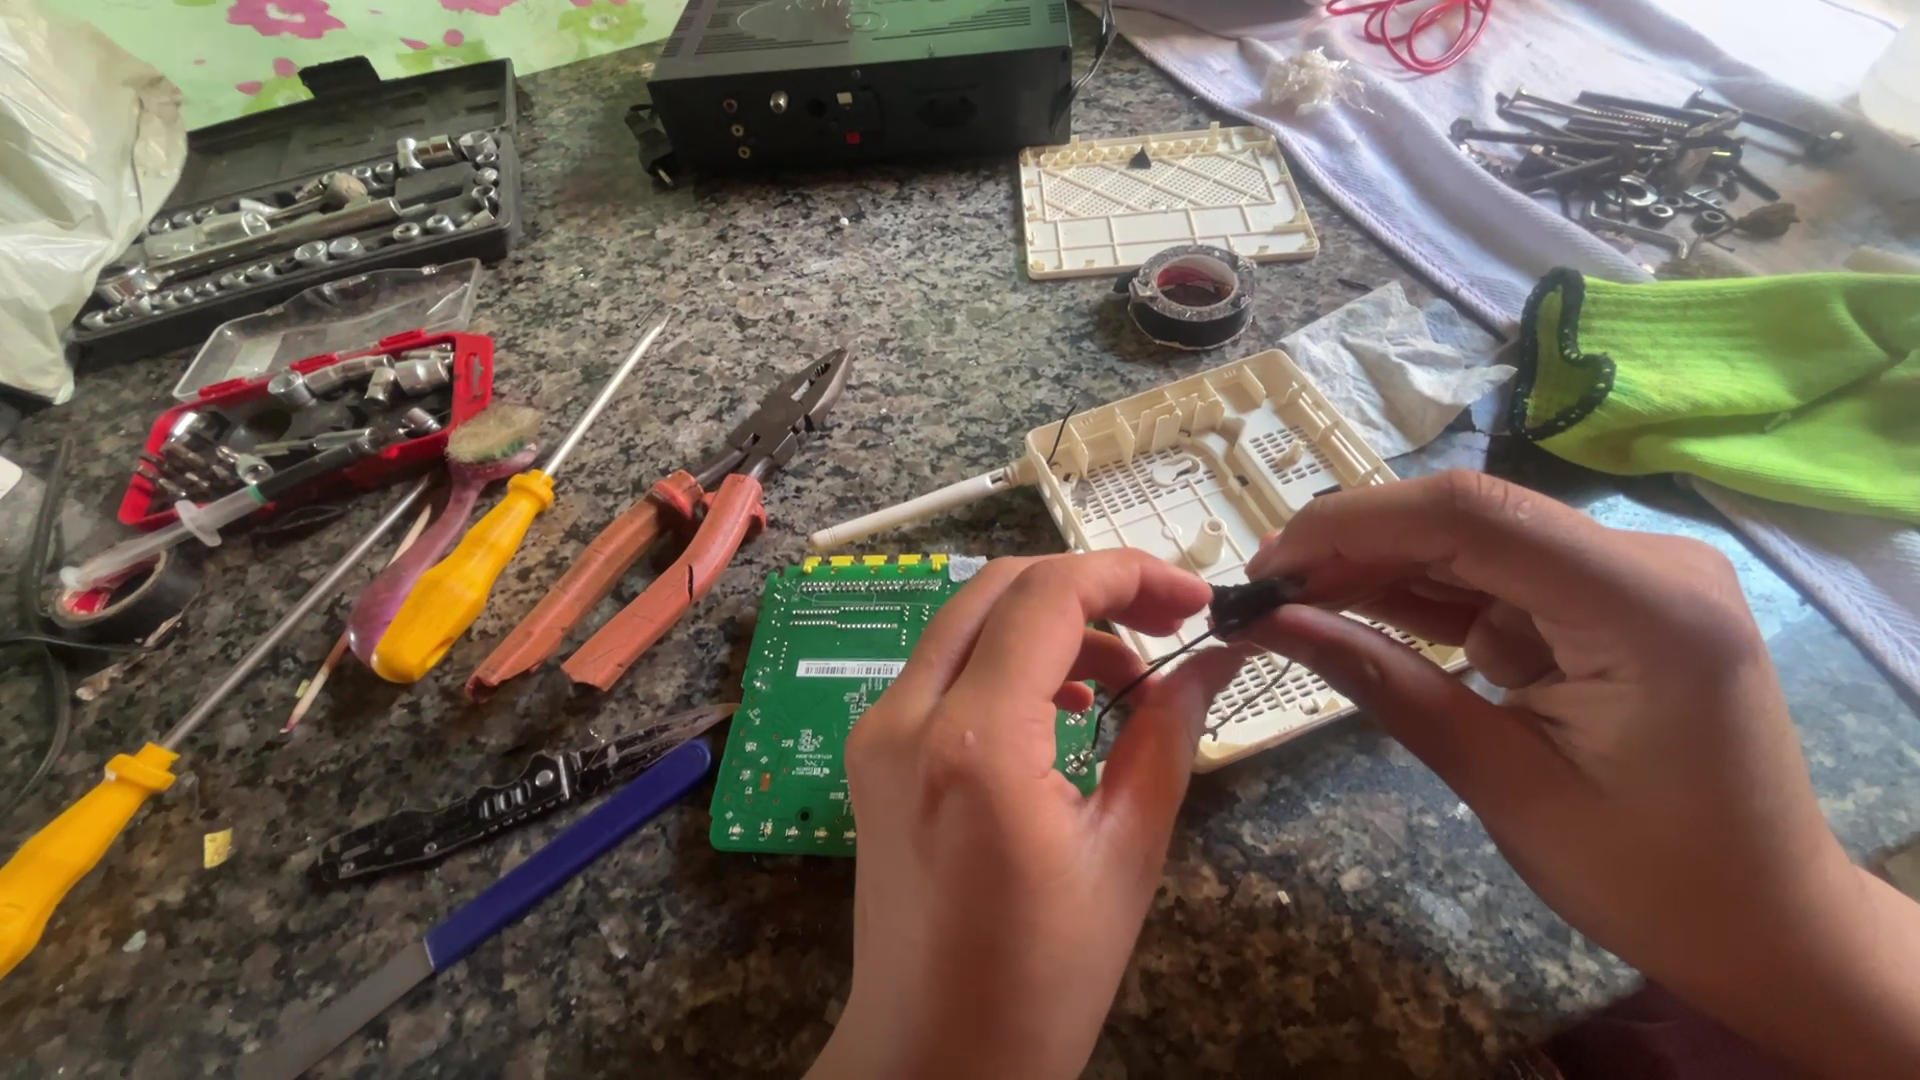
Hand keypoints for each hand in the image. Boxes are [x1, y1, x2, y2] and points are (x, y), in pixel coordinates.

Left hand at [808, 551, 1251, 1079]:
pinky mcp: (874, 748)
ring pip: (967, 620)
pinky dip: (1005, 656)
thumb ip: (1167, 736)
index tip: (1191, 597)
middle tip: (1161, 620)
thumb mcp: (1125, 853)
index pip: (1048, 598)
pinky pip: (944, 666)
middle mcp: (908, 714)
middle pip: (999, 588)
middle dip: (1088, 586)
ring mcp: (878, 727)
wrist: (931, 1054)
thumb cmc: (1040, 977)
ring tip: (1120, 673)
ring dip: (1048, 621)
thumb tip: (1214, 659)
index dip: (1126, 574)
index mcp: (976, 741)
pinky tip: (1059, 702)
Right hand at [1243, 470, 1919, 1075]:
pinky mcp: (1585, 602)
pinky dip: (1403, 595)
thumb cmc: (1645, 871)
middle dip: (1347, 545)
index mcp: (1643, 604)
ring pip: (1456, 542)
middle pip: (1459, 517)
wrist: (1760, 923)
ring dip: (1365, 568)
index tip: (1266, 567)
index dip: (1351, 524)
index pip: (1470, 515)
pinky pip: (1475, 579)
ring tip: (1284, 602)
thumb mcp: (1493, 776)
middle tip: (1260, 590)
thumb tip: (1266, 622)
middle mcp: (1638, 562)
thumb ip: (1378, 680)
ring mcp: (1613, 577)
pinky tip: (1340, 610)